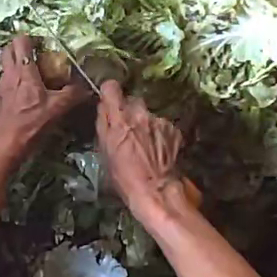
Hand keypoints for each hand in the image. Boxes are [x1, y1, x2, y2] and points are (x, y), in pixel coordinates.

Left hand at [0, 35, 86, 171]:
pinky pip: (6, 81)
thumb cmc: (31, 124)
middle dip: (20, 46)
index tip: (45, 44)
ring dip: (17, 64)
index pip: (21, 42)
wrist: (5, 145)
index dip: (32, 38)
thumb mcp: (57, 109)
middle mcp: (9, 74)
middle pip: (8, 49)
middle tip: (36, 53)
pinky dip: (14, 80)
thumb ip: (73, 95)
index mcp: (24, 72)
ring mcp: (0, 86)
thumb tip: (89, 88)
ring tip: (34, 73)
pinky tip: (25, 93)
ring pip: (6, 65)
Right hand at [95, 80, 186, 213]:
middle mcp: (140, 113)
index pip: (111, 87)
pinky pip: (162, 125)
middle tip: (128, 130)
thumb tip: (103, 105)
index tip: (110, 101)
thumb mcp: (104, 150)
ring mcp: (159, 120)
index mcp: (119, 117)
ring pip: (148, 114)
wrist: (156, 190)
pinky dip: (159, 133)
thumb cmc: (124, 175)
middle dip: (129, 112)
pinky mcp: (173, 129)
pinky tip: (158, 149)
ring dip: (145, 124)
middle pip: (132, 101)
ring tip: (145, 145)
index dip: (110, 93)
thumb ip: (103, 122)